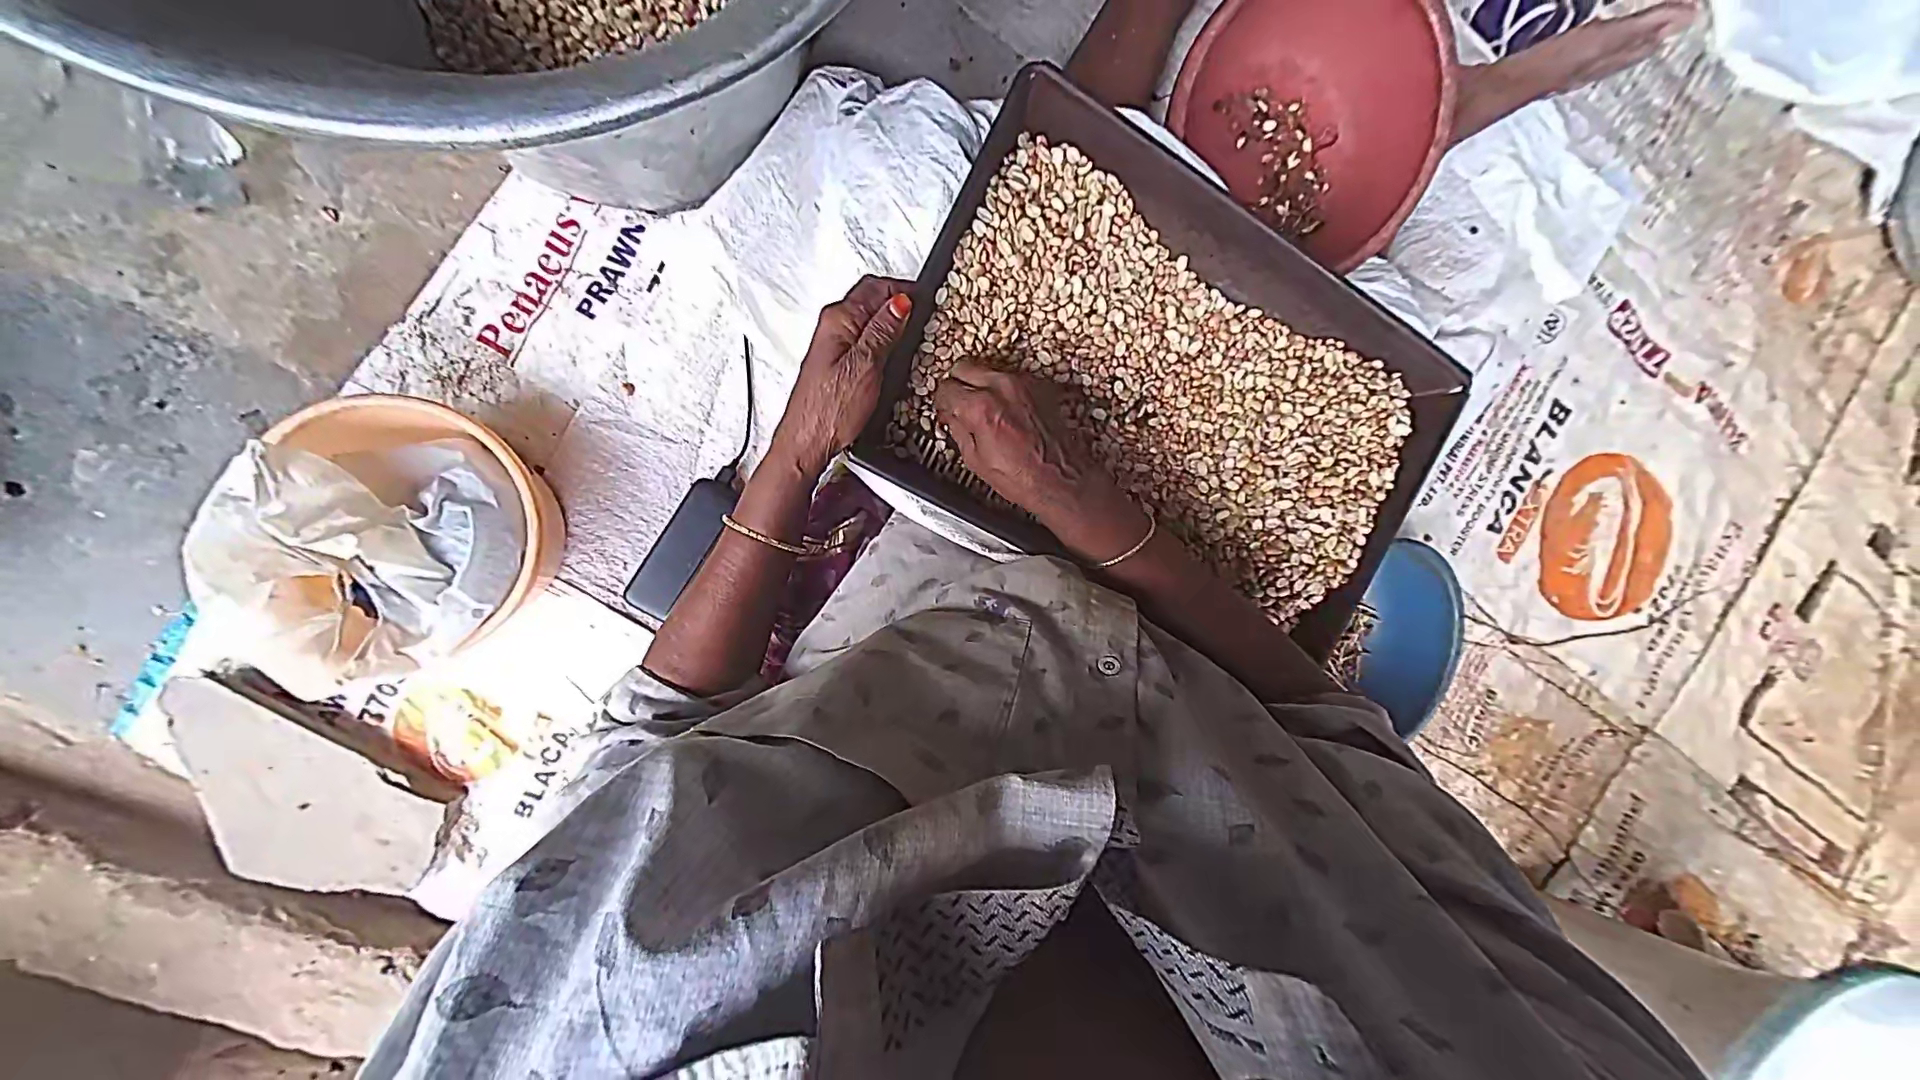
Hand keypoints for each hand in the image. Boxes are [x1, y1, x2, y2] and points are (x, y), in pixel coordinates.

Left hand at [768, 276, 914, 477]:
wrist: (807, 441)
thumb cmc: (829, 410)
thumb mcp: (866, 365)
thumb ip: (884, 331)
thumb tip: (901, 302)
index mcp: (839, 320)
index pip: (875, 287)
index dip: (903, 289)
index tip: (926, 298)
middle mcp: (832, 328)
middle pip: (870, 300)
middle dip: (897, 300)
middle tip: (923, 308)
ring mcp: (833, 346)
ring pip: (867, 320)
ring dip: (890, 320)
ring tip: (913, 327)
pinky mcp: (837, 365)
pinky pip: (863, 340)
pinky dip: (882, 340)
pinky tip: (892, 351)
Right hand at [932, 361, 1147, 561]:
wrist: (1060, 477)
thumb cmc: (1024, 476)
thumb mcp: (976, 459)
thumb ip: (957, 429)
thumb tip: (950, 417)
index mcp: (981, 407)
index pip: (946, 388)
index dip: (942, 402)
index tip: (944, 409)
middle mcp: (1002, 387)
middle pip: (963, 367)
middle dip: (957, 384)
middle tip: (958, 404)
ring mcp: (1022, 383)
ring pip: (987, 369)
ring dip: (980, 385)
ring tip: (982, 410)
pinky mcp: (1038, 385)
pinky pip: (1009, 377)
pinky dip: (1001, 389)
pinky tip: (1003, 411)